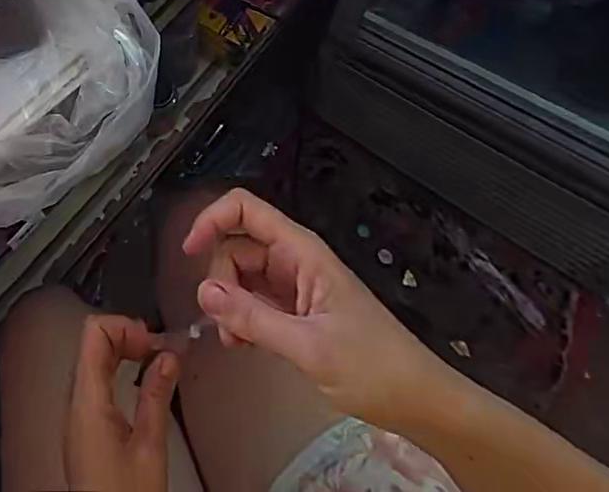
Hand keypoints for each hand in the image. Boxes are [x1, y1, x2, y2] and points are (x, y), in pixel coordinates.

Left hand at [65, 314, 179, 491]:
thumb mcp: (150, 448)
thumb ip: (156, 396)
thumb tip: (169, 355)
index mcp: (87, 401)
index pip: (93, 333)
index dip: (124, 327)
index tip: (153, 344)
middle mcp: (75, 401)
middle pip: (92, 342)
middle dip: (127, 335)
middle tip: (159, 350)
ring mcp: (76, 414)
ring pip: (92, 360)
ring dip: (123, 352)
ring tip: (155, 362)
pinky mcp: (83, 428)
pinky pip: (94, 381)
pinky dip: (117, 370)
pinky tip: (140, 383)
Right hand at [183, 189, 465, 431]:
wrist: (419, 400)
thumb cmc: (375, 367)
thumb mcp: (310, 347)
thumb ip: (253, 319)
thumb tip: (205, 293)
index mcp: (301, 251)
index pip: (246, 209)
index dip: (212, 219)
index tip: (190, 251)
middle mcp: (294, 259)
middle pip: (236, 245)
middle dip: (220, 277)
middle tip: (222, 319)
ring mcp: (293, 283)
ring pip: (242, 274)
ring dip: (229, 303)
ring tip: (234, 340)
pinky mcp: (294, 308)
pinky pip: (254, 299)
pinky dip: (242, 317)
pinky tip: (244, 344)